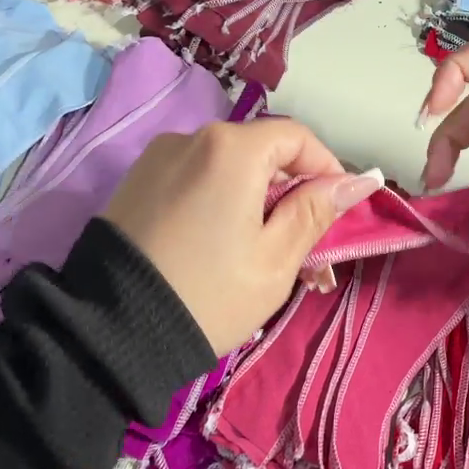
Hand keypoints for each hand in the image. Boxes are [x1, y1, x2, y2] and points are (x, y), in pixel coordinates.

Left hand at [104, 120, 383, 354]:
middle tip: (304, 251)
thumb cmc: (207, 294)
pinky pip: (193, 182)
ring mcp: (157, 159)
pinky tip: (219, 249)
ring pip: (225, 171)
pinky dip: (217, 205)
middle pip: (260, 154)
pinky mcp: (134, 184)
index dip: (327, 170)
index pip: (297, 137)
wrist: (110, 331)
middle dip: (290, 195)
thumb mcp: (275, 259)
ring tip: (262, 258)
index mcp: (230, 148)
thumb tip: (357, 180)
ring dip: (253, 203)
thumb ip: (316, 211)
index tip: (338, 214)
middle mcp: (191, 138)